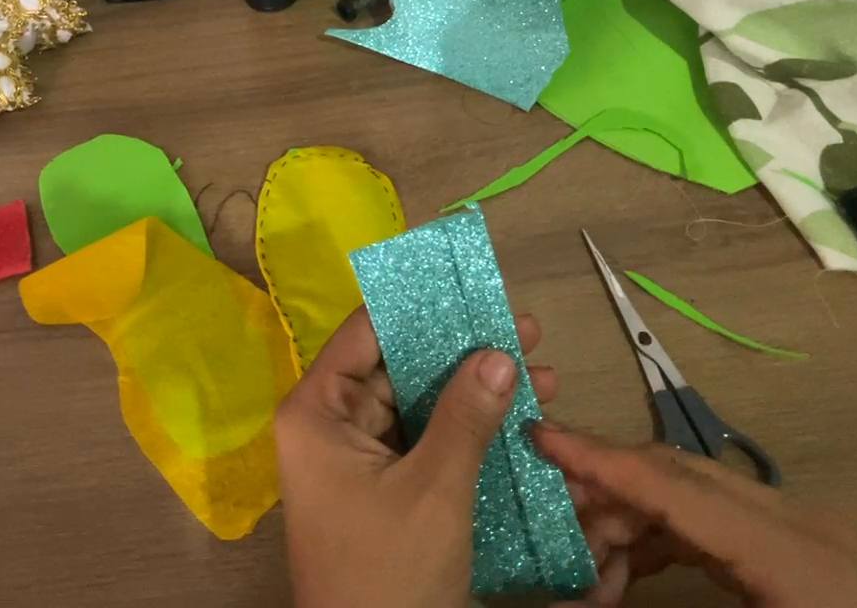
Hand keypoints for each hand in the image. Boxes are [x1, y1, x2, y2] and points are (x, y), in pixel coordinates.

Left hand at [273, 307, 558, 607]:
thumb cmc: (388, 575)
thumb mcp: (433, 491)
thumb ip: (466, 417)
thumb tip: (500, 351)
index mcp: (317, 411)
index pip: (365, 333)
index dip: (414, 304)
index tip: (464, 281)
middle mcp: (332, 422)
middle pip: (399, 364)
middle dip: (462, 347)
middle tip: (520, 325)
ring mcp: (359, 454)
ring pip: (420, 400)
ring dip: (475, 387)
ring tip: (539, 363)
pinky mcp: (385, 483)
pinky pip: (427, 436)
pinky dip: (469, 425)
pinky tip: (521, 413)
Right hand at [532, 425, 856, 607]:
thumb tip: (551, 601)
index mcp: (793, 556)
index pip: (675, 487)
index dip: (599, 460)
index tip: (536, 434)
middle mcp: (799, 525)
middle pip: (672, 477)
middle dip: (602, 495)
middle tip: (547, 516)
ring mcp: (796, 530)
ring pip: (680, 492)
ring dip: (624, 521)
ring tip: (584, 569)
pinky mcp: (786, 544)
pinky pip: (702, 517)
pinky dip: (654, 536)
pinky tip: (620, 571)